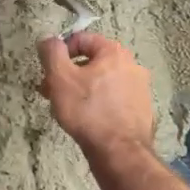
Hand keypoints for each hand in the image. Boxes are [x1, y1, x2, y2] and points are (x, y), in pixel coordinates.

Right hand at [37, 31, 155, 156]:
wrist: (119, 150)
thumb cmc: (87, 110)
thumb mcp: (60, 78)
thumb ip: (52, 53)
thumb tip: (49, 40)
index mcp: (114, 52)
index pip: (82, 39)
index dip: (60, 52)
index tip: (49, 72)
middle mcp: (132, 65)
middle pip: (92, 61)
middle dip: (68, 73)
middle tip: (51, 90)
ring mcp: (140, 88)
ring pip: (102, 80)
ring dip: (81, 88)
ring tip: (66, 107)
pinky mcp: (141, 108)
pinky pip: (113, 97)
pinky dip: (97, 101)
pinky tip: (86, 118)